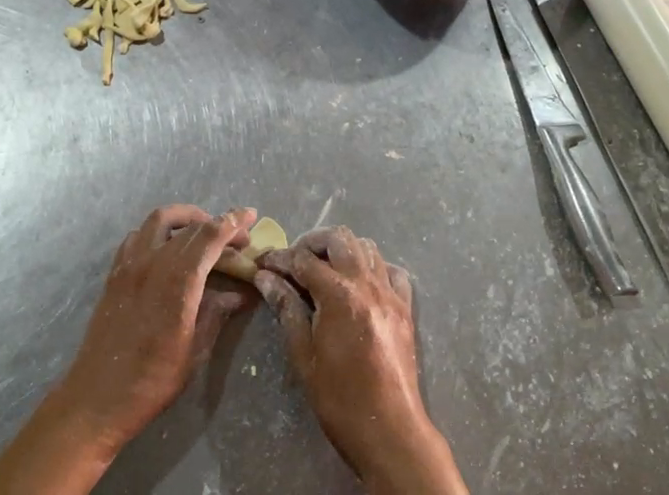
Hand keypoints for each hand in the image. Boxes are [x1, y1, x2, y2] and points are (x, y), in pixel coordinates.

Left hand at [58, 205, 256, 449]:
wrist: (98, 396)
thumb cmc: (153, 380)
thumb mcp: (194, 351)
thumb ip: (216, 314)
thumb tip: (238, 294)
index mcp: (178, 281)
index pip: (210, 236)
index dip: (232, 221)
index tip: (250, 216)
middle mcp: (152, 263)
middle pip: (189, 226)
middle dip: (216, 224)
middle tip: (235, 238)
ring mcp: (129, 265)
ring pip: (159, 220)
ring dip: (184, 218)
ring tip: (201, 232)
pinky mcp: (114, 273)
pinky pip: (137, 236)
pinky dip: (157, 232)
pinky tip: (166, 249)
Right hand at [255, 227, 466, 494]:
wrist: (389, 429)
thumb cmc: (338, 396)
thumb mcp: (302, 353)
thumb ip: (286, 307)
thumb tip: (266, 277)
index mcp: (338, 293)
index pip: (302, 260)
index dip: (279, 258)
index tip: (263, 263)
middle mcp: (367, 283)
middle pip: (339, 238)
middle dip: (312, 243)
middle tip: (294, 261)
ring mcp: (390, 293)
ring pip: (367, 248)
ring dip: (343, 250)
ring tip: (325, 270)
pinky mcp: (405, 308)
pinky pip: (392, 271)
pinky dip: (374, 267)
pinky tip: (360, 284)